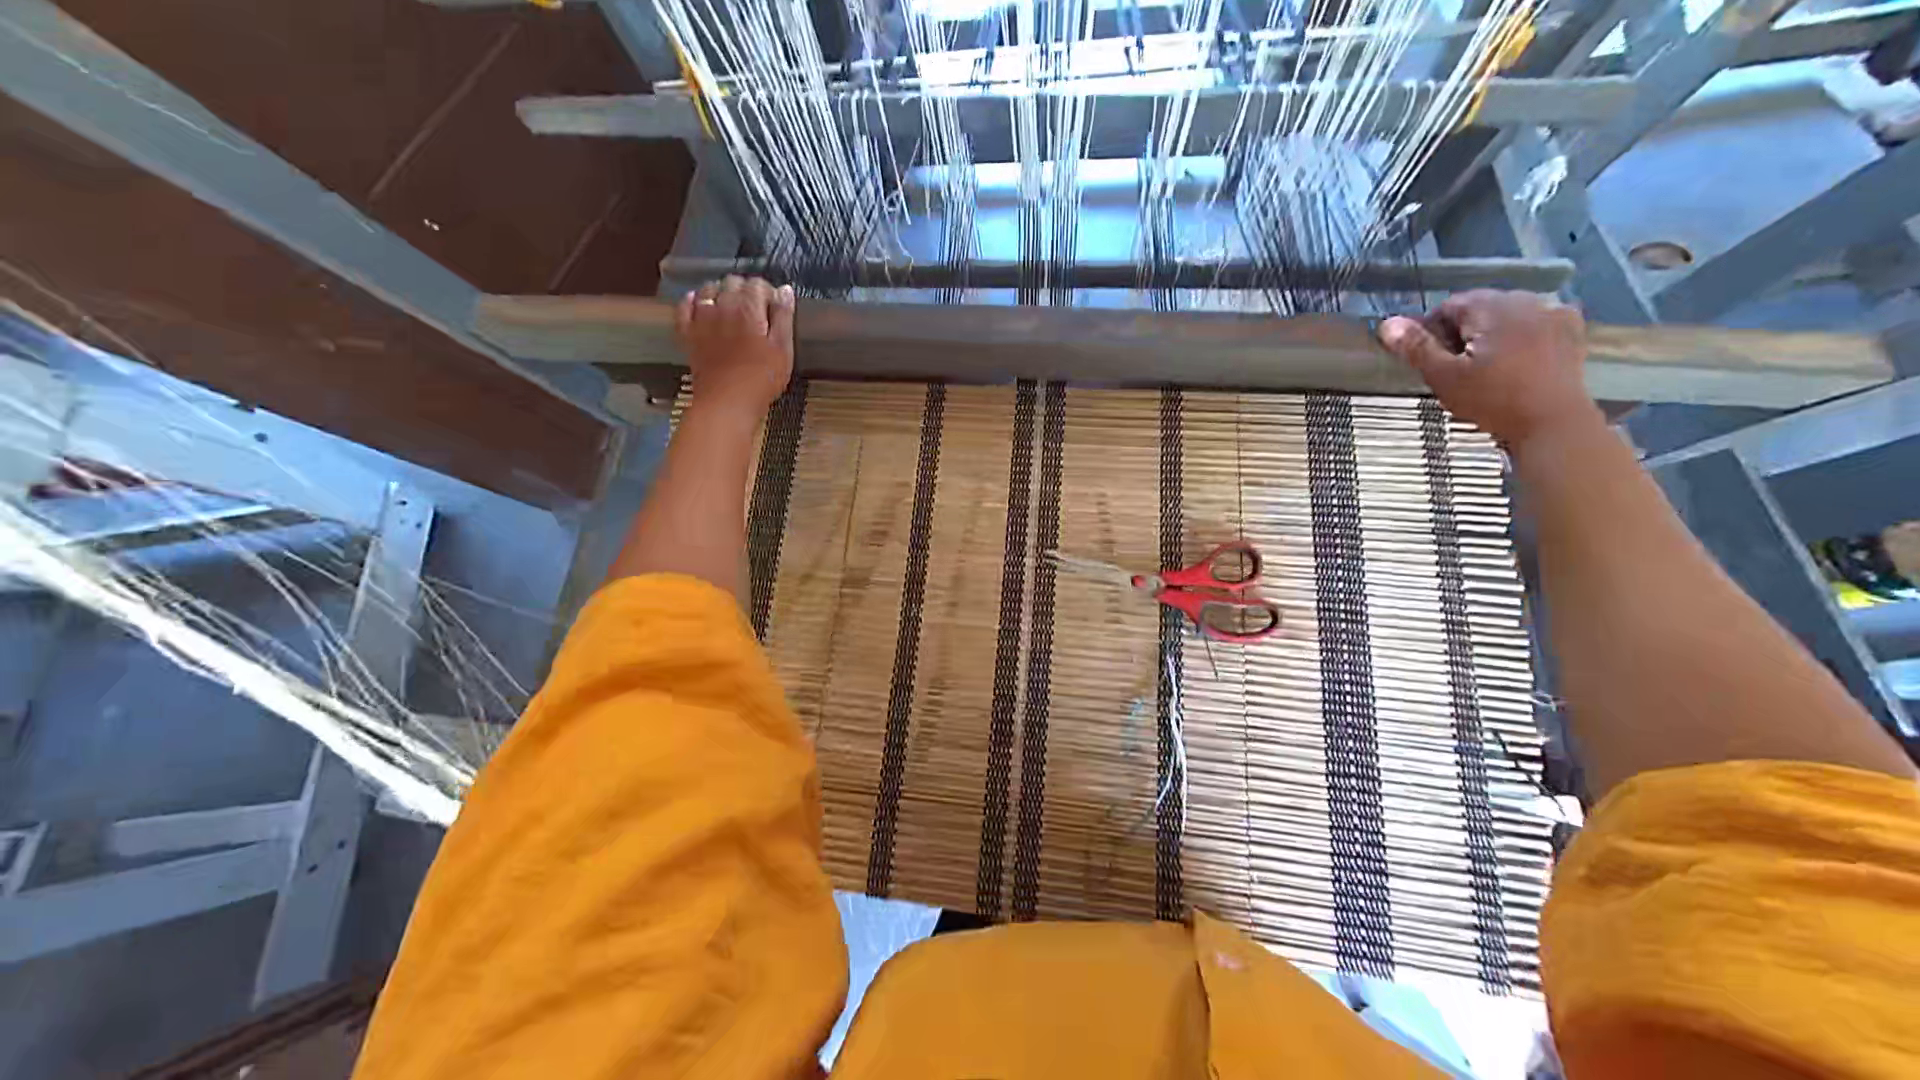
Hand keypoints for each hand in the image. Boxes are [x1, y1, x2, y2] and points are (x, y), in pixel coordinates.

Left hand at [675, 276, 795, 415]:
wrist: (726, 403)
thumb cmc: (761, 380)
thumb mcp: (783, 350)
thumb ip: (784, 318)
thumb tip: (785, 291)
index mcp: (749, 308)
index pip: (758, 284)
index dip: (768, 292)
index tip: (774, 306)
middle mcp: (723, 306)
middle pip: (732, 282)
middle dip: (745, 290)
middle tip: (755, 310)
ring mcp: (702, 318)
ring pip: (708, 289)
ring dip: (721, 293)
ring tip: (731, 308)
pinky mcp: (688, 333)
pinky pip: (685, 306)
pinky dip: (693, 301)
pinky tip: (701, 306)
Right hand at [1377, 290, 1600, 447]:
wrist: (1551, 423)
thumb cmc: (1492, 400)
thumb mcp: (1444, 377)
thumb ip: (1416, 347)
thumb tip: (1387, 324)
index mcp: (1491, 308)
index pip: (1448, 306)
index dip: (1432, 331)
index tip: (1430, 360)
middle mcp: (1525, 301)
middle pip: (1479, 307)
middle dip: (1462, 331)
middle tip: (1455, 368)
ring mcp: (1553, 313)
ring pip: (1507, 314)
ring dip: (1491, 333)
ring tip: (1484, 367)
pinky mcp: (1571, 331)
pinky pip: (1536, 322)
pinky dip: (1521, 334)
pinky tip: (1516, 358)